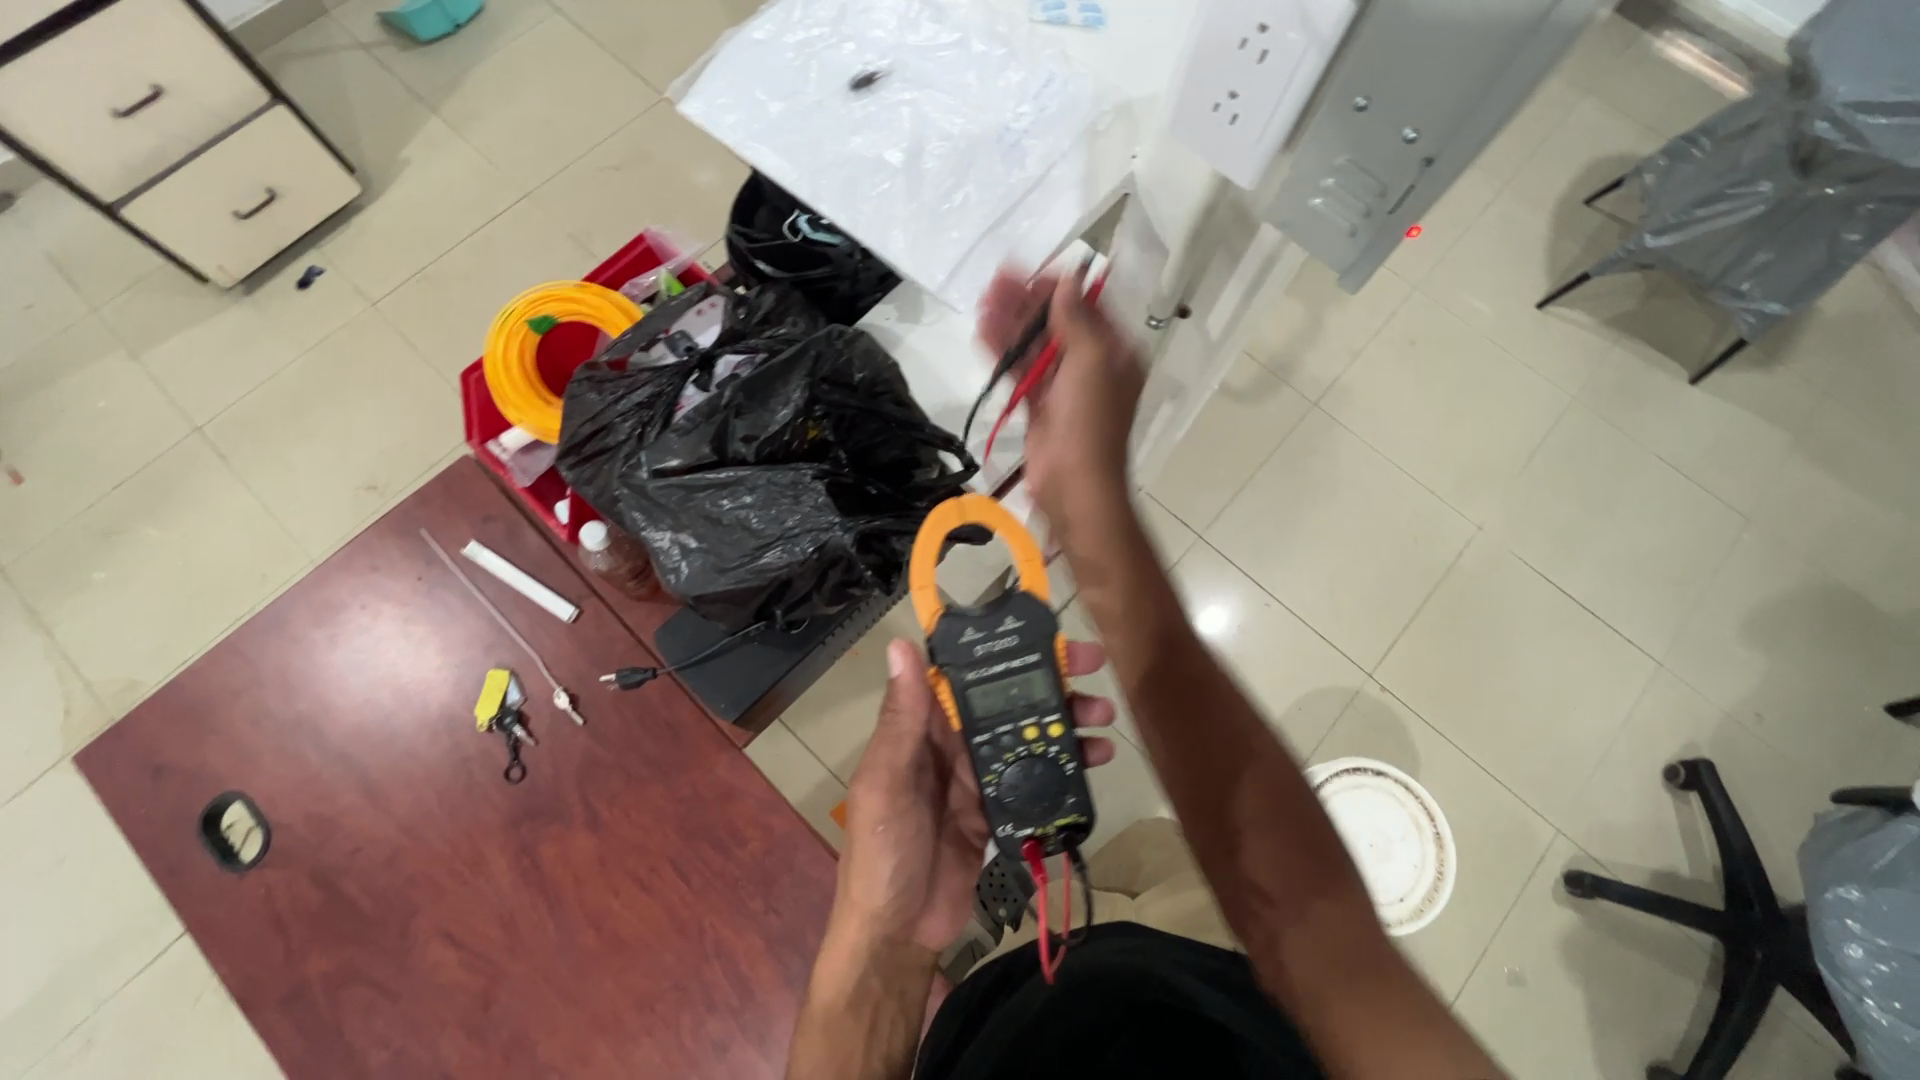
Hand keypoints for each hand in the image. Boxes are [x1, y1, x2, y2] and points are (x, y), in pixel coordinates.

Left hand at [831, 638, 1117, 955]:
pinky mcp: (997, 812)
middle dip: (1047, 682)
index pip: (963, 676)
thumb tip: (902, 645)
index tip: (1040, 634)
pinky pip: (1033, 780)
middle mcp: (949, 746)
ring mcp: (976, 779)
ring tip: (1103, 716)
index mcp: (919, 730)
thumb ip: (901, 719)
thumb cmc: (883, 852)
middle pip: (1003, 702)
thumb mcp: (886, 781)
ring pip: (1025, 738)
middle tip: (1092, 666)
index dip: (1000, 650)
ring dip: (1063, 722)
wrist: (898, 933)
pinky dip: (1063, 768)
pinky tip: (1094, 759)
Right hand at [977, 267, 1145, 524]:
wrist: (1074, 485)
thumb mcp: (1092, 361)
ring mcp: (1064, 386)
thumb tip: (1070, 280)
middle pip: (1056, 324)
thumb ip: (1077, 319)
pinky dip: (1003, 353)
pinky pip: (1020, 372)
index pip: (1088, 307)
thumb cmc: (1090, 423)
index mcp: (1115, 352)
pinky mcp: (1040, 406)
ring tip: (983, 301)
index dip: (1059, 288)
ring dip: (1010, 324)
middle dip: (1027, 303)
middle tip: (995, 282)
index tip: (1028, 273)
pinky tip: (983, 332)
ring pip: (1034, 346)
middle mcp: (1092, 365)